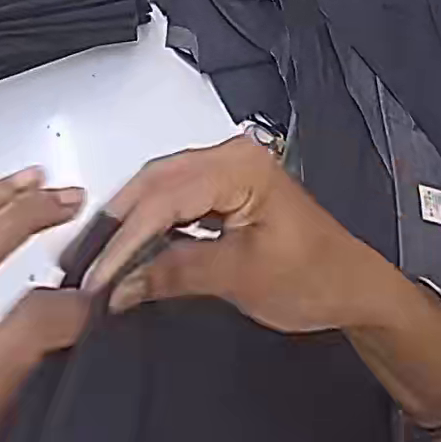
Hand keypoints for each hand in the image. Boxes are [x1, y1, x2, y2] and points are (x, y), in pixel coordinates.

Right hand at [87, 136, 397, 334]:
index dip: (126, 238)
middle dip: (120, 222)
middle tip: (88, 261)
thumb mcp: (240, 277)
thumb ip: (176, 273)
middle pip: (157, 180)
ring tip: (103, 255)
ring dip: (132, 220)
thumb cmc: (315, 276)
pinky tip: (135, 244)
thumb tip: (122, 283)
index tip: (98, 274)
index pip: (165, 196)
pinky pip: (178, 196)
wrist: (352, 286)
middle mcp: (231, 155)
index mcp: (240, 165)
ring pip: (163, 185)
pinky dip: (153, 221)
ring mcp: (228, 167)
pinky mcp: (226, 186)